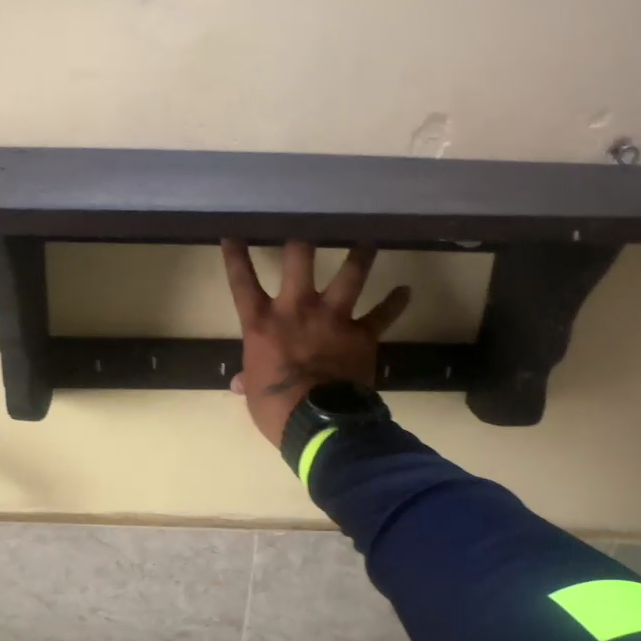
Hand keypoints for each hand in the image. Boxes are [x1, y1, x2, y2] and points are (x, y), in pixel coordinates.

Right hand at [222, 239, 410, 446]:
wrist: (316, 421)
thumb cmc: (275, 408)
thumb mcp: (255, 393)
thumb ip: (250, 378)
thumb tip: (240, 383)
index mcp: (261, 323)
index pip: (242, 282)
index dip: (236, 255)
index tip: (234, 232)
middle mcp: (296, 309)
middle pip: (299, 258)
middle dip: (303, 237)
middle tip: (310, 219)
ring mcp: (332, 318)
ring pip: (350, 274)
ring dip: (360, 254)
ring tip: (369, 237)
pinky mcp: (361, 334)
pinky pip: (382, 314)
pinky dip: (395, 303)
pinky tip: (406, 291)